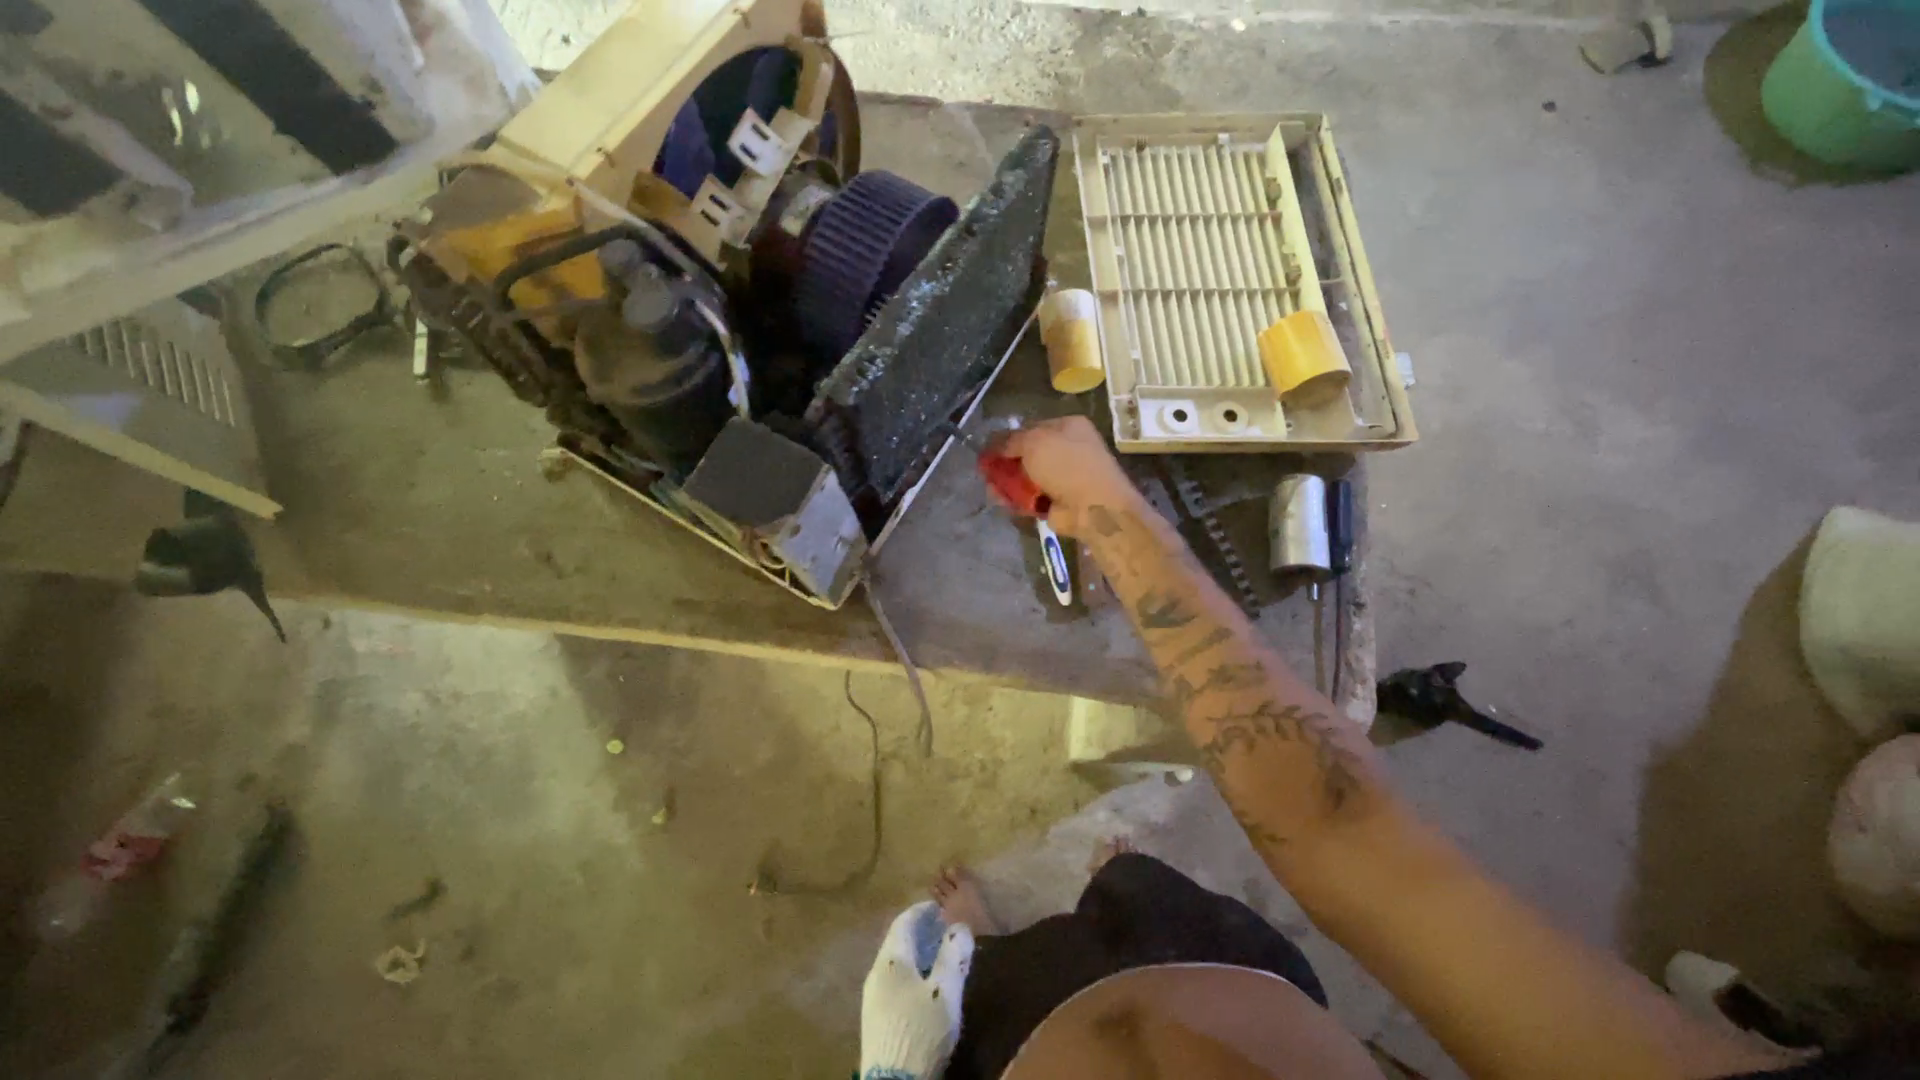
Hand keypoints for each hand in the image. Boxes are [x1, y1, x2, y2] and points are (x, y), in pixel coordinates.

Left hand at [859, 902, 972, 1079]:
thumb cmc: (921, 1029)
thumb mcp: (946, 991)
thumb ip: (953, 956)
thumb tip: (960, 926)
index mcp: (891, 961)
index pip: (903, 923)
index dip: (921, 911)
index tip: (938, 906)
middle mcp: (876, 973)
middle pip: (897, 943)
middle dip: (920, 932)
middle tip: (942, 929)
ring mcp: (873, 998)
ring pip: (896, 964)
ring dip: (917, 954)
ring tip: (938, 956)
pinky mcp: (877, 1019)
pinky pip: (894, 982)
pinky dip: (912, 973)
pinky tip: (926, 987)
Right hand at [994, 416, 1140, 538]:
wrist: (1093, 507)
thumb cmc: (1067, 464)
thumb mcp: (1034, 442)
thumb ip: (1010, 440)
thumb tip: (992, 444)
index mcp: (1068, 427)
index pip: (1031, 427)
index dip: (1008, 437)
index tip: (988, 448)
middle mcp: (1067, 449)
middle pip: (1027, 454)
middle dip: (1005, 462)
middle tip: (985, 470)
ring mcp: (1062, 478)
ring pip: (1026, 477)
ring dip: (1006, 482)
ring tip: (990, 488)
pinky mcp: (1056, 502)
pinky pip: (1030, 498)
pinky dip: (1015, 500)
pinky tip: (1000, 501)